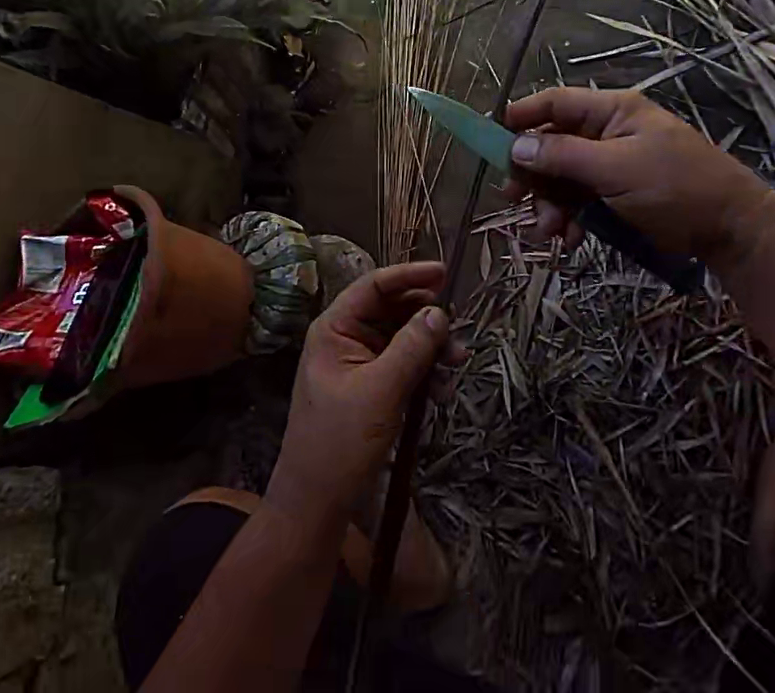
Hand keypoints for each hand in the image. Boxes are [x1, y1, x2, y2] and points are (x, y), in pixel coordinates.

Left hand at [266, 262, 459, 525]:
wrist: (318, 500)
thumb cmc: (340, 441)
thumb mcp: (381, 390)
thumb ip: (412, 347)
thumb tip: (440, 313)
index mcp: (334, 329)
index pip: (374, 286)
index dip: (409, 275)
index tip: (445, 273)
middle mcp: (346, 338)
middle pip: (393, 310)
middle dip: (427, 319)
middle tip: (457, 332)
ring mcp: (359, 362)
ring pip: (404, 338)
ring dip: (432, 348)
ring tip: (456, 365)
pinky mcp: (373, 385)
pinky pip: (405, 364)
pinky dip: (426, 371)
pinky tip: (441, 390)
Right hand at [503, 87, 774, 266]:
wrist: (729, 229)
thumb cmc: (676, 186)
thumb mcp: (616, 168)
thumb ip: (564, 157)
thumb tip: (515, 146)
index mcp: (613, 113)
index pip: (557, 103)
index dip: (524, 116)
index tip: (492, 138)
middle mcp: (609, 134)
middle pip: (554, 146)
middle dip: (533, 175)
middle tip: (512, 198)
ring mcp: (613, 167)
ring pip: (563, 180)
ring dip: (550, 205)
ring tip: (549, 231)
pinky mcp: (618, 197)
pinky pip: (581, 203)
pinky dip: (571, 221)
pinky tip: (571, 241)